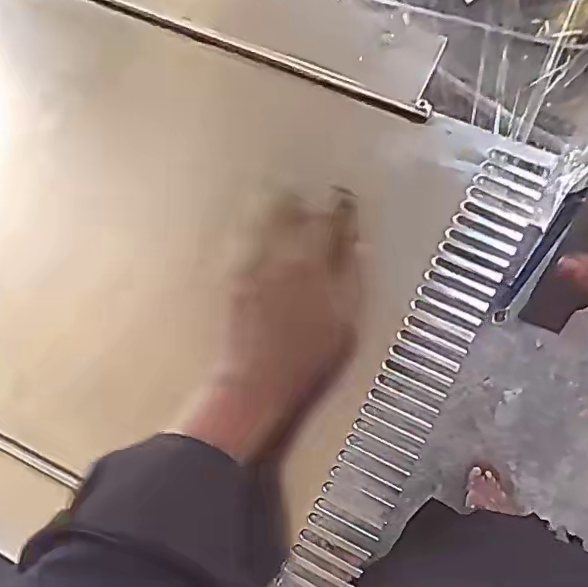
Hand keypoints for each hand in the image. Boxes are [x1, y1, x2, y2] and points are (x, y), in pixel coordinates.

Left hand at [176, 191, 362, 462]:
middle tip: (314, 213)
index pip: (333, 216)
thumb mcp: (347, 323)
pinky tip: (266, 250)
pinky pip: (245, 238)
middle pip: (292, 204)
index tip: (346, 208)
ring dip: (278, 212)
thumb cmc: (306, 361)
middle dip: (305, 205)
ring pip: (263, 214)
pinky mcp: (231, 275)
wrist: (257, 382)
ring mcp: (251, 262)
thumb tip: (356, 248)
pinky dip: (258, 235)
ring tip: (287, 222)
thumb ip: (353, 277)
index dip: (342, 208)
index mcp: (314, 261)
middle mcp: (279, 253)